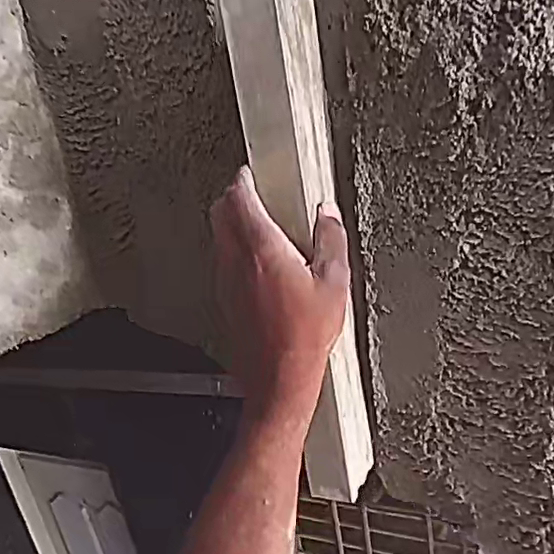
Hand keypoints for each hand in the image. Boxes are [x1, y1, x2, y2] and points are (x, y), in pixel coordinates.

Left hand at [211, 166, 349, 414]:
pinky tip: (257, 265)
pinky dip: (233, 252)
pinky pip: (223, 263)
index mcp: (263, 249)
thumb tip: (328, 215)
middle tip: (252, 196)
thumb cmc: (304, 337)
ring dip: (231, 225)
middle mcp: (237, 262)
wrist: (279, 377)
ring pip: (218, 238)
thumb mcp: (334, 283)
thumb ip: (331, 240)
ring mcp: (226, 282)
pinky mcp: (224, 300)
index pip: (239, 198)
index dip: (244, 181)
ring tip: (258, 228)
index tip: (252, 176)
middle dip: (232, 198)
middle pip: (220, 213)